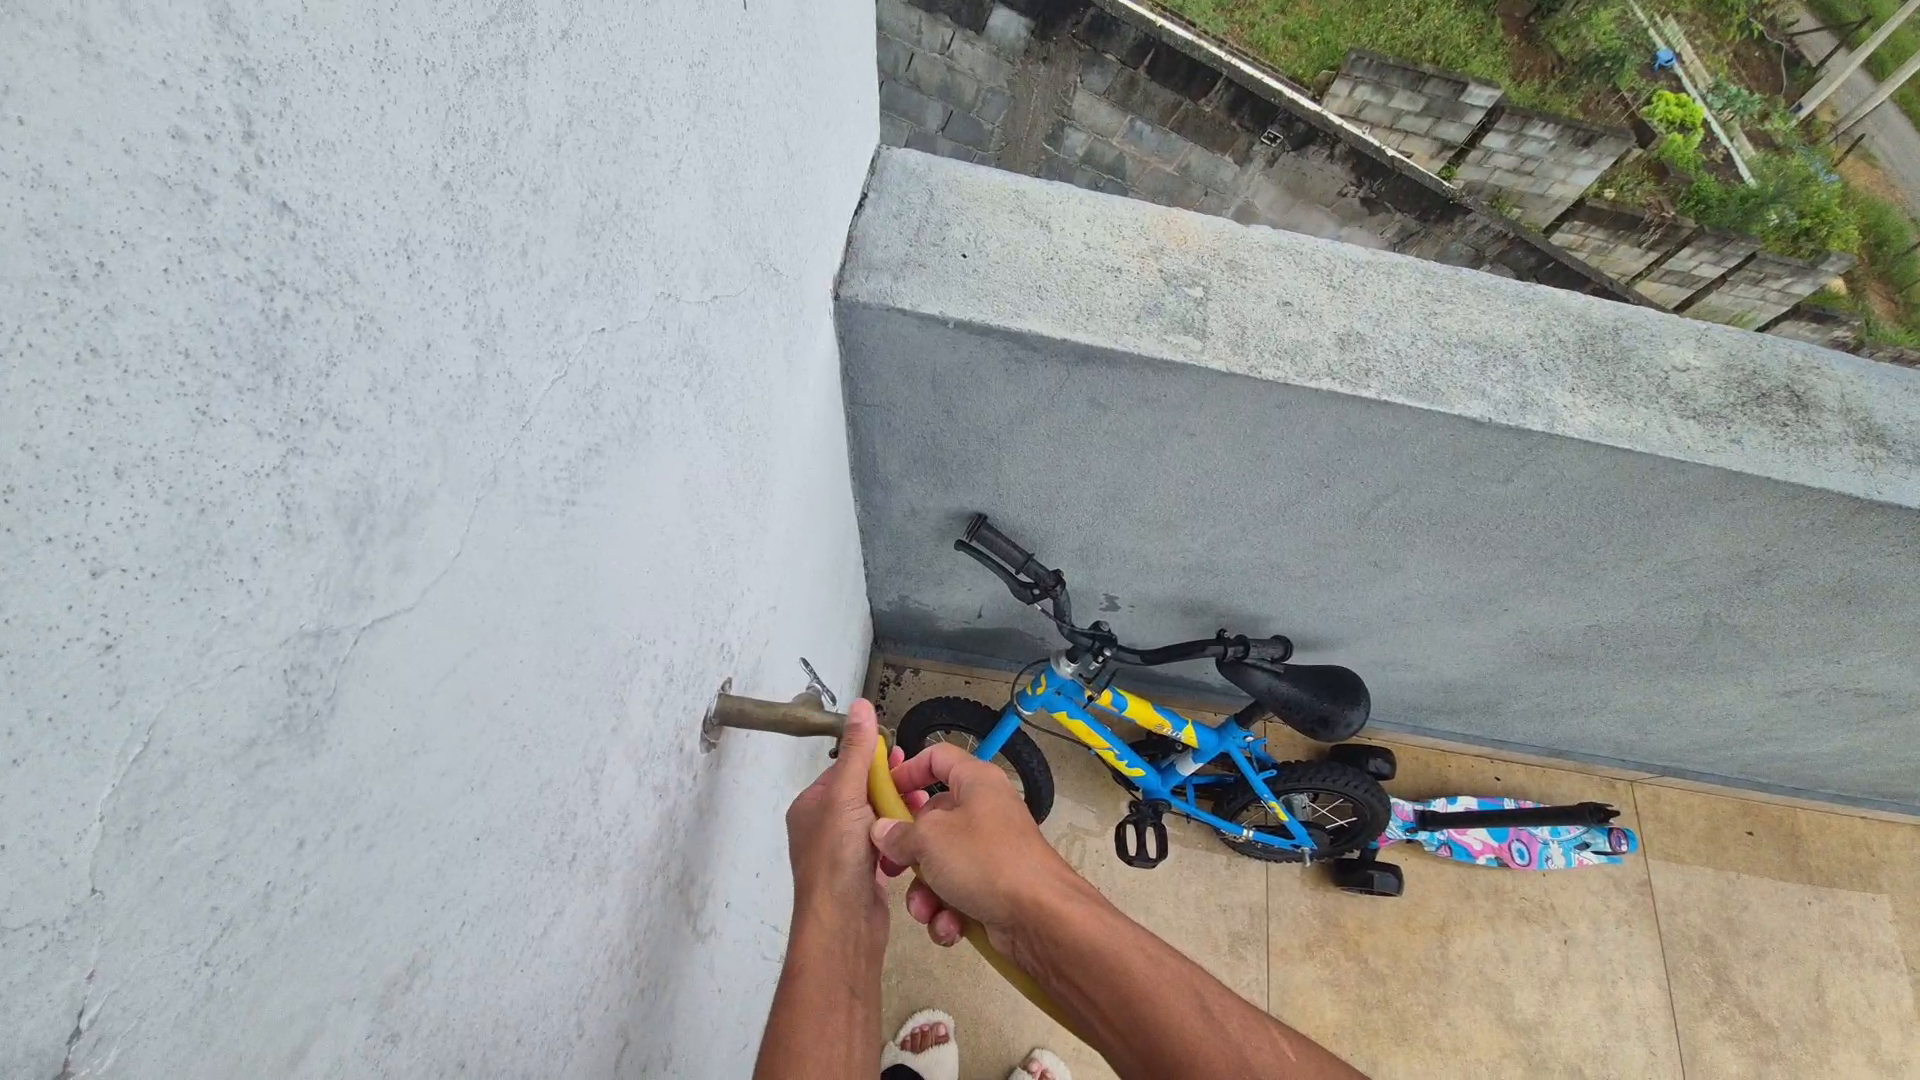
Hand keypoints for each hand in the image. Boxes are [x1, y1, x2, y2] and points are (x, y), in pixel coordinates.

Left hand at [783, 699, 896, 943]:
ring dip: (898, 814)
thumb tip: (860, 705)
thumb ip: (857, 752)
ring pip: (877, 820)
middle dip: (891, 788)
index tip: (904, 756)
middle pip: (863, 794)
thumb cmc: (838, 857)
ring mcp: (842, 853)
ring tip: (922, 813)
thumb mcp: (846, 795)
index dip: (874, 760)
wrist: (843, 927)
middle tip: (919, 786)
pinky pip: (884, 845)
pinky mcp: (861, 874)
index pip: (846, 769)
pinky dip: (898, 841)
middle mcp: (822, 827)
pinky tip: (915, 841)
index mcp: (811, 805)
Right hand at [870, 742, 1081, 950]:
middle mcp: (985, 810)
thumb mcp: (931, 839)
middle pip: (933, 820)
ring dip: (926, 892)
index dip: (908, 770)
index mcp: (976, 781)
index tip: (884, 794)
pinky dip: (948, 911)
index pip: (937, 758)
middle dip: (910, 852)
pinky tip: (950, 926)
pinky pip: (958, 893)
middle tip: (892, 868)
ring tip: (927, 909)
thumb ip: (900, 833)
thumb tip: (882, 831)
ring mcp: (991, 851)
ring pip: (941, 864)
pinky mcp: (994, 887)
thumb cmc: (984, 860)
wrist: (1040, 917)